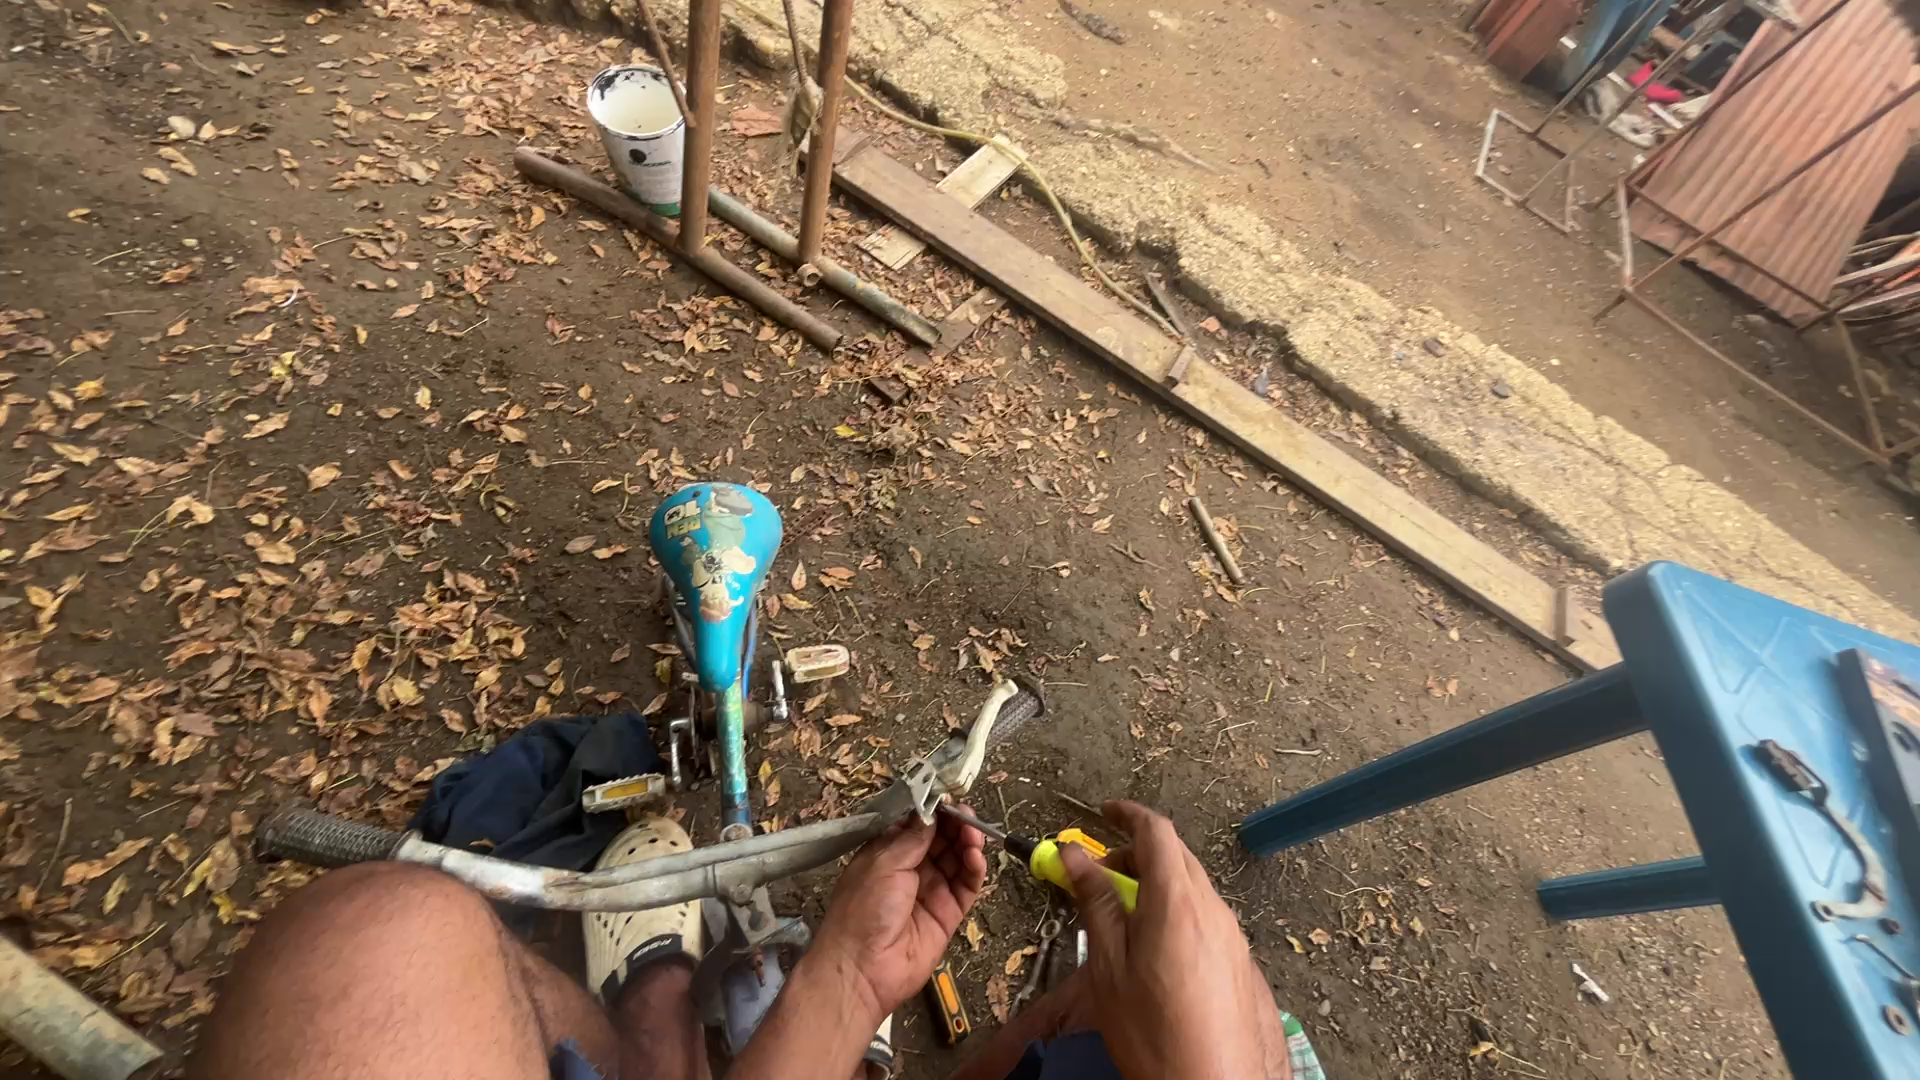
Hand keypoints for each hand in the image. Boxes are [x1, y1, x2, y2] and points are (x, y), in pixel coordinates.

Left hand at [807, 808, 986, 1023]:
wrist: (861, 969)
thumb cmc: (863, 907)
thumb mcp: (884, 863)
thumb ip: (914, 837)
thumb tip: (933, 810)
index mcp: (889, 851)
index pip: (918, 824)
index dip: (935, 810)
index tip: (950, 797)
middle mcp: (912, 867)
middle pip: (941, 838)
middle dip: (955, 824)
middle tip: (967, 815)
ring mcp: (931, 890)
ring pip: (957, 858)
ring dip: (968, 842)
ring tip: (974, 834)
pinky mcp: (949, 913)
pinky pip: (966, 885)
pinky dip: (974, 868)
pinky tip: (975, 856)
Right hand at [1060, 801, 1289, 1079]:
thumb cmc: (1155, 1035)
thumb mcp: (1110, 967)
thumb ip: (1095, 901)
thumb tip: (1073, 854)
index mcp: (1177, 900)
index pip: (1155, 830)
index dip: (1127, 813)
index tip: (1103, 813)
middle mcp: (1212, 908)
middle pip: (1175, 854)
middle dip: (1136, 850)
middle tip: (1102, 871)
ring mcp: (1232, 935)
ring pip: (1192, 884)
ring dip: (1156, 880)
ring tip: (1124, 914)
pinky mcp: (1241, 960)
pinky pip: (1205, 913)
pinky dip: (1176, 907)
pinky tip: (1156, 945)